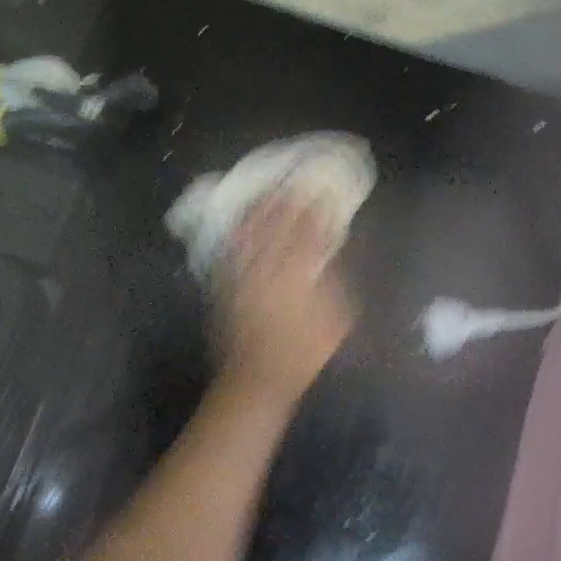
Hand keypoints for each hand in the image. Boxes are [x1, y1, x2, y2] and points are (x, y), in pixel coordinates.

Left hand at [215, 195, 356, 401]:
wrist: (256, 379)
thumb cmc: (302, 355)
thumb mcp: (335, 320)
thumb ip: (331, 282)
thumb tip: (327, 255)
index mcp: (297, 277)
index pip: (308, 233)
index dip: (316, 210)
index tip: (323, 191)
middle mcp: (267, 270)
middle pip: (276, 226)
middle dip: (287, 201)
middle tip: (295, 181)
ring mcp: (243, 275)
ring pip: (250, 234)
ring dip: (260, 210)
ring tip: (268, 191)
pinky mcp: (225, 285)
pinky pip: (230, 251)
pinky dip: (237, 232)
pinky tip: (241, 221)